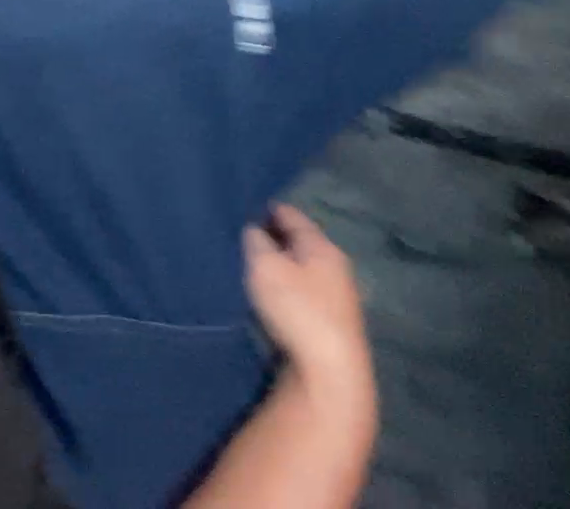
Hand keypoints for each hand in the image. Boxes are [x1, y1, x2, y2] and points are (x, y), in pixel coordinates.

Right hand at [244, 205, 370, 384]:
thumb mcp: (264, 265)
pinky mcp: (327, 315)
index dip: (264, 207)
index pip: (291, 215)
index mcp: (322, 247)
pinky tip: (262, 283)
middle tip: (235, 229)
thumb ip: (255, 239)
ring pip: (297, 263)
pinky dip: (280, 278)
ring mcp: (334, 293)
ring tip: (243, 256)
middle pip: (296, 240)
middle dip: (269, 233)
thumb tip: (252, 228)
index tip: (238, 203)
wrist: (328, 367)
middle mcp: (334, 266)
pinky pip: (298, 283)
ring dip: (274, 258)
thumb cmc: (295, 307)